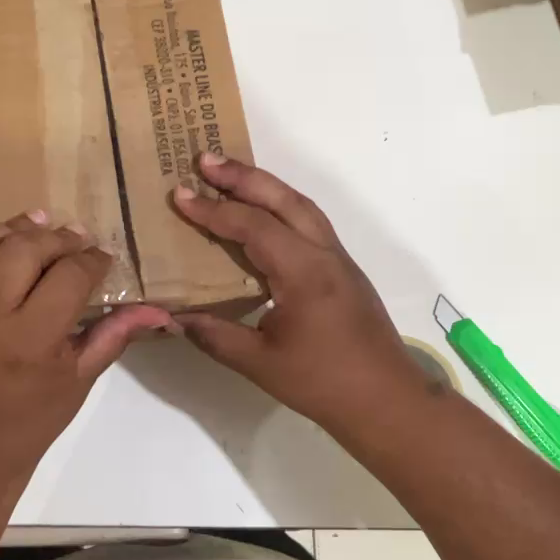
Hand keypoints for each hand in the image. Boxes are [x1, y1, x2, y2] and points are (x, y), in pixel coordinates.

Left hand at [0, 212, 170, 475]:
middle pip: (25, 248)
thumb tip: (156, 309)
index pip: (69, 276)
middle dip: (59, 239)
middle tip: (76, 243)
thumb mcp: (81, 379)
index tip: (103, 260)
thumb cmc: (32, 417)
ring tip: (35, 233)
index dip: (93, 260)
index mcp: (30, 340)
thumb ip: (114, 334)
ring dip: (12, 229)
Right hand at [173, 155, 430, 432]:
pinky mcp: (344, 270)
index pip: (252, 227)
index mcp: (303, 273)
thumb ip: (214, 335)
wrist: (386, 400)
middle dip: (242, 177)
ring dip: (265, 186)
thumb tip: (173, 317)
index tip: (178, 195)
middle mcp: (324, 254)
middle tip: (205, 159)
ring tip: (229, 176)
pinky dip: (281, 206)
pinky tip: (263, 216)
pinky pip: (309, 223)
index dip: (212, 210)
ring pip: (301, 206)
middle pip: (282, 199)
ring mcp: (339, 259)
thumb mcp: (259, 363)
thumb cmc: (322, 383)